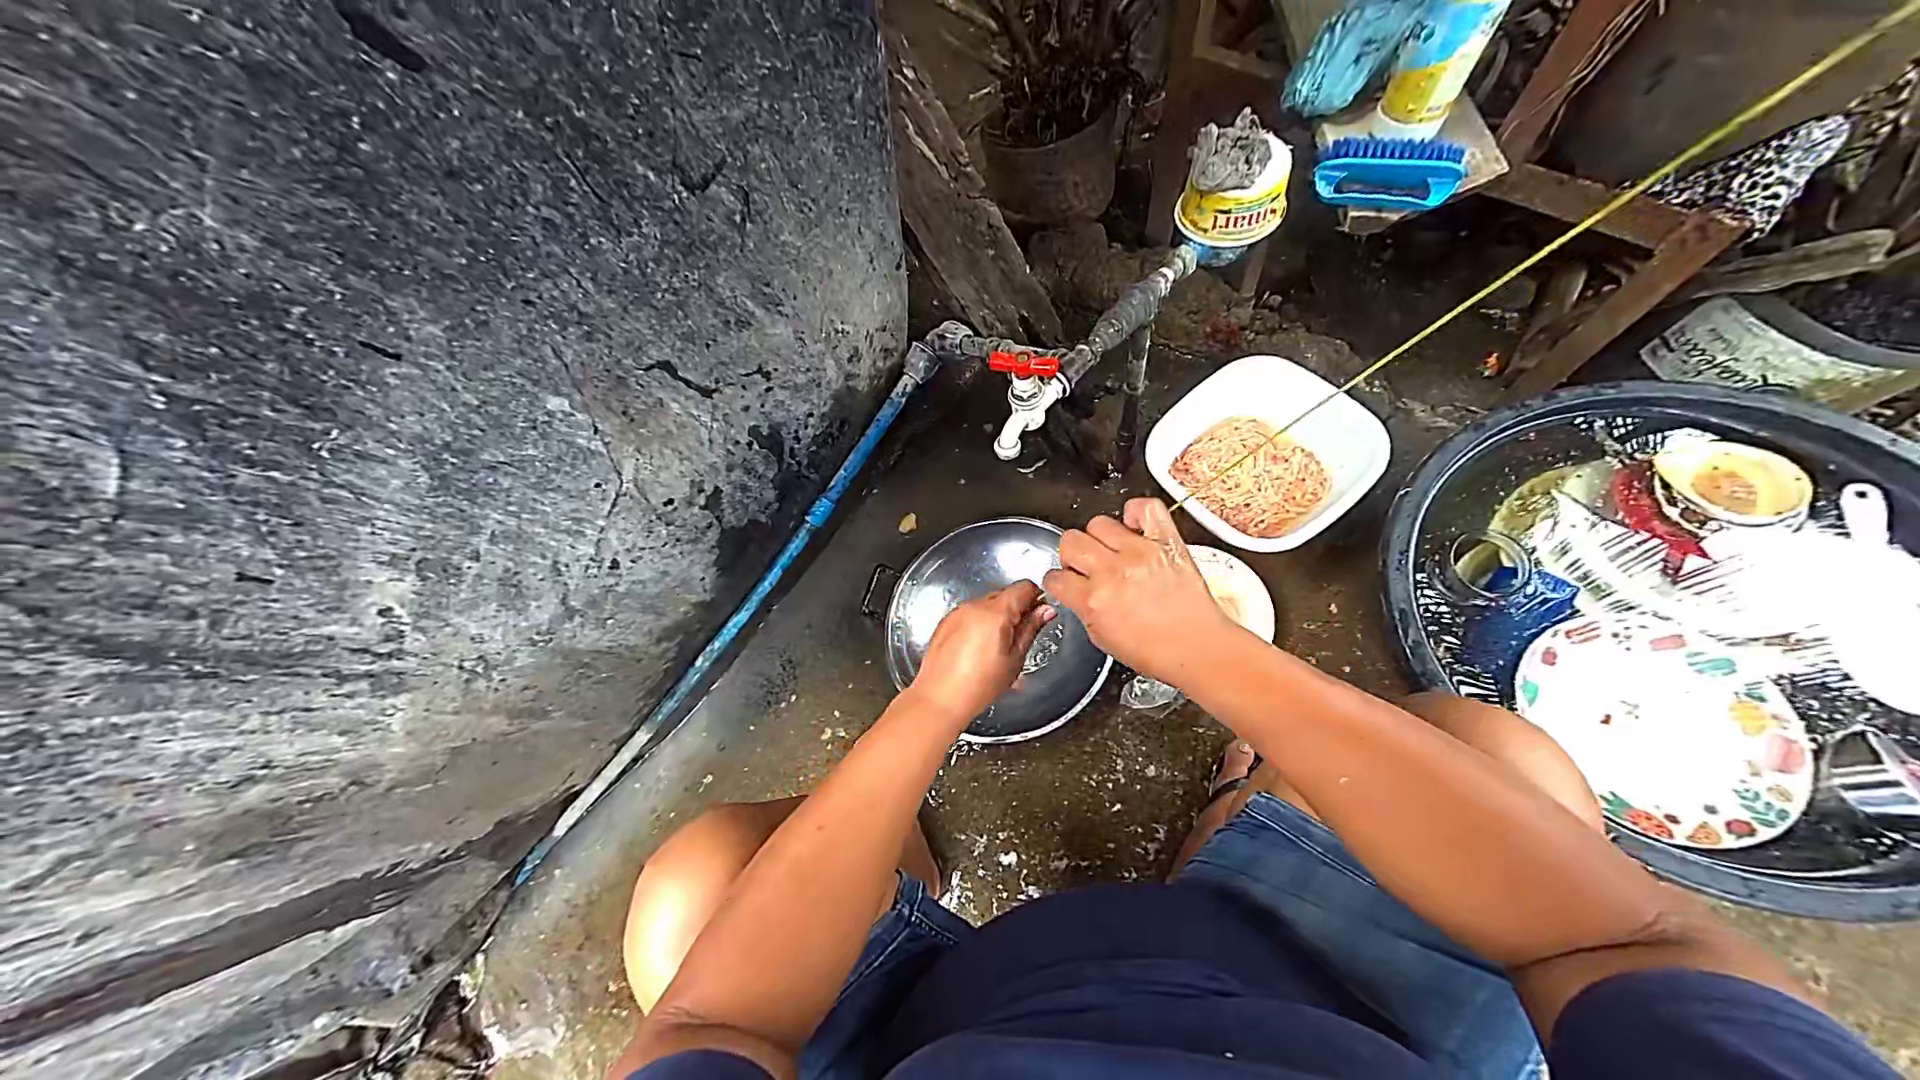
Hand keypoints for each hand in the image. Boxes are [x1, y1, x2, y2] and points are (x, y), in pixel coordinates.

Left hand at [909, 581, 1055, 722]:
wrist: (939, 698)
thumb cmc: (977, 685)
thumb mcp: (1015, 659)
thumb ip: (1031, 628)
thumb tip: (1045, 611)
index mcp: (995, 612)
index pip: (1024, 587)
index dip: (1037, 598)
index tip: (1040, 612)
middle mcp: (974, 606)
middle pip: (1005, 594)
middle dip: (1017, 609)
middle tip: (1022, 635)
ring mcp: (958, 612)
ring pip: (987, 603)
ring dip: (998, 616)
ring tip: (999, 646)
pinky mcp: (947, 621)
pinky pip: (971, 613)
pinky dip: (980, 623)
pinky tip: (980, 647)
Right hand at [1043, 498, 1238, 682]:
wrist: (1199, 649)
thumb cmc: (1158, 651)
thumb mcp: (1102, 638)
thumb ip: (1083, 608)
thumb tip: (1075, 590)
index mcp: (1093, 600)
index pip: (1055, 576)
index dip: (1057, 580)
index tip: (1065, 581)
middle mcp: (1113, 572)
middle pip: (1070, 541)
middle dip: (1073, 555)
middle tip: (1086, 565)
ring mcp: (1140, 553)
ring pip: (1098, 523)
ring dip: (1100, 537)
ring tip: (1112, 550)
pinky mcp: (1166, 542)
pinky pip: (1145, 507)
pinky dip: (1136, 512)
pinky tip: (1134, 528)